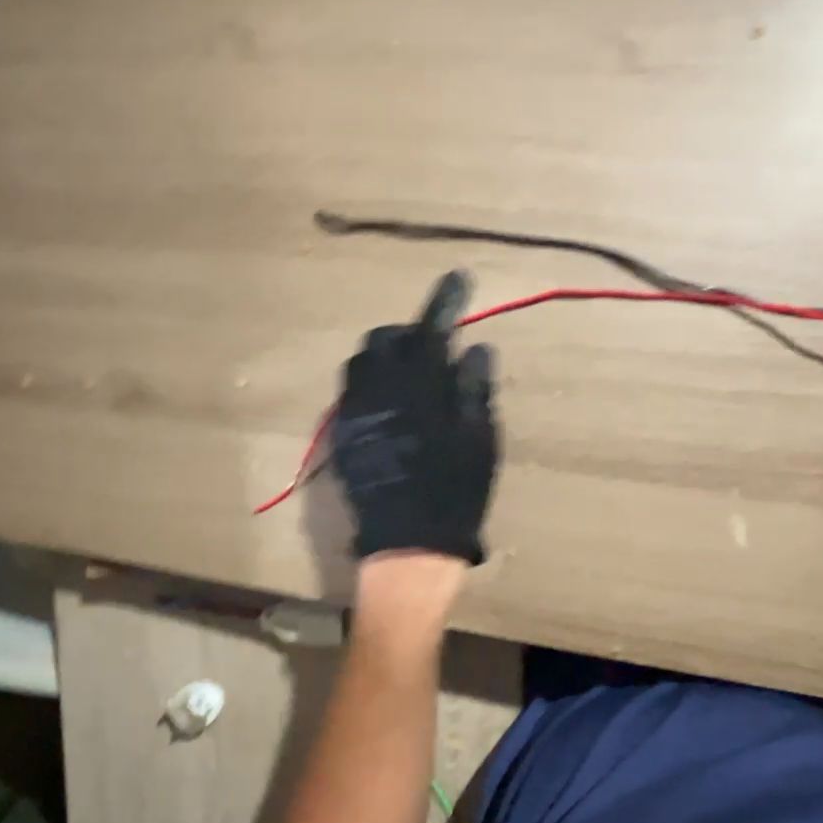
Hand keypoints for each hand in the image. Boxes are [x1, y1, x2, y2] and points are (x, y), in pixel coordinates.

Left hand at [332, 270, 498, 564]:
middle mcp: (378, 389)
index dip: (447, 298)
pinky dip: (372, 386)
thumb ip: (474, 388)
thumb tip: (474, 347)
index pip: (432, 325)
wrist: (408, 545)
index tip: (459, 277)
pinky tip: (391, 405)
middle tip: (434, 344)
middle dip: (409, 332)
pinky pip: (351, 394)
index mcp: (419, 384)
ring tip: (409, 374)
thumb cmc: (455, 491)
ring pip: (360, 364)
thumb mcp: (480, 439)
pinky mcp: (342, 436)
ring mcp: (353, 413)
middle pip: (384, 338)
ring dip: (385, 358)